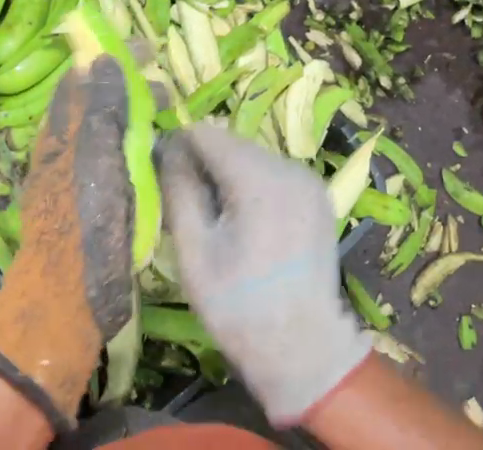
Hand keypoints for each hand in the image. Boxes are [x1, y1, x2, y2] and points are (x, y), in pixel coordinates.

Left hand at [0, 52, 134, 429]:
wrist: (71, 296)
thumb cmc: (84, 219)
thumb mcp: (96, 153)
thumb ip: (102, 105)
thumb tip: (103, 58)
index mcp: (60, 132)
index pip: (82, 78)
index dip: (111, 58)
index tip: (148, 51)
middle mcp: (67, 151)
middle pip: (100, 106)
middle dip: (133, 90)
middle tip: (168, 90)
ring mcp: (81, 180)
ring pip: (112, 137)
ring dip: (140, 122)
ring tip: (173, 125)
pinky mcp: (97, 208)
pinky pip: (120, 168)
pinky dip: (141, 154)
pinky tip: (164, 164)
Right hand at [159, 124, 371, 424]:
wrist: (304, 348)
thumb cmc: (238, 305)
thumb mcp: (193, 250)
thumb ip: (178, 189)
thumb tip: (166, 147)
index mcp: (259, 179)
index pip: (206, 134)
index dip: (179, 147)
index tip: (163, 174)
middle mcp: (290, 168)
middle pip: (232, 144)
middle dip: (205, 164)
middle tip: (188, 205)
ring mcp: (309, 181)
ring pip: (254, 158)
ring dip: (230, 175)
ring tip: (218, 220)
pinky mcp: (319, 197)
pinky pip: (275, 175)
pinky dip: (255, 187)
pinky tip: (248, 224)